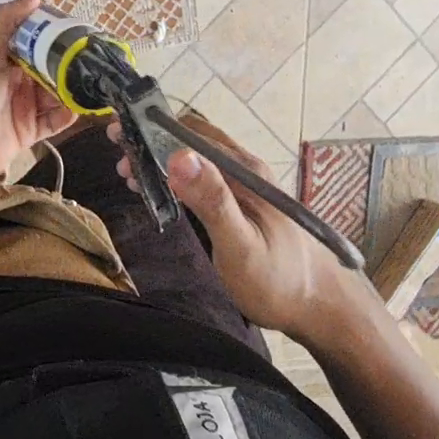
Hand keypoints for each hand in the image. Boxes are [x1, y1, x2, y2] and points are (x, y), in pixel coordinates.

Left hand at [0, 0, 77, 191]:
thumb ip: (4, 25)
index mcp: (1, 60)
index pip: (32, 41)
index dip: (52, 34)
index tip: (78, 28)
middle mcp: (13, 81)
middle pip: (47, 68)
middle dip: (67, 63)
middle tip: (94, 58)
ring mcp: (21, 107)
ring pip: (54, 94)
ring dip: (70, 90)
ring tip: (92, 83)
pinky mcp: (28, 132)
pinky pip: (53, 121)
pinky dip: (65, 115)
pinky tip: (77, 109)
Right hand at [110, 118, 373, 343]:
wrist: (321, 309)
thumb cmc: (279, 282)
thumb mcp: (241, 245)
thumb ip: (212, 201)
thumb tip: (177, 155)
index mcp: (245, 171)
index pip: (191, 134)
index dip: (152, 129)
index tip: (118, 133)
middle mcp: (245, 169)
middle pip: (191, 140)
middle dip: (150, 141)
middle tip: (117, 155)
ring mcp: (244, 185)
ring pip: (195, 158)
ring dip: (159, 158)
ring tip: (128, 172)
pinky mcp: (241, 203)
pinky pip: (202, 177)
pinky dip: (173, 175)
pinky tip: (156, 188)